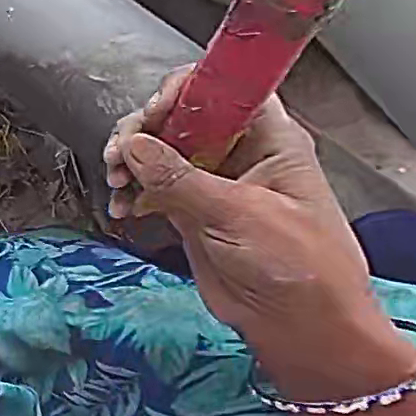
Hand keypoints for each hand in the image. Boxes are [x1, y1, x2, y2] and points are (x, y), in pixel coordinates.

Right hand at [103, 68, 415, 397]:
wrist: (298, 326)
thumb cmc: (296, 265)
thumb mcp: (237, 213)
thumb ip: (179, 178)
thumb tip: (133, 146)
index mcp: (267, 139)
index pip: (224, 89)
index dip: (185, 89)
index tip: (154, 112)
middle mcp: (236, 153)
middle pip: (179, 117)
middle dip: (143, 130)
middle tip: (120, 156)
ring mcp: (210, 182)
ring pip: (158, 151)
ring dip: (129, 162)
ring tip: (117, 184)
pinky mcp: (189, 211)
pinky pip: (150, 187)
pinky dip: (130, 193)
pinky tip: (122, 208)